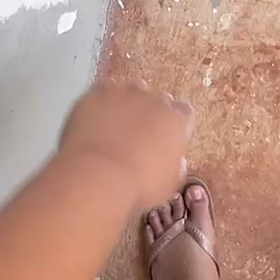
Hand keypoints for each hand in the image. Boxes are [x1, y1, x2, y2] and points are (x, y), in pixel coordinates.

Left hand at [58, 83, 193, 209]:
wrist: (97, 177)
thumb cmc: (138, 187)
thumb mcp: (169, 185)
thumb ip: (176, 166)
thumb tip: (176, 159)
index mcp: (178, 122)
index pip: (184, 113)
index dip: (174, 125)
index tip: (165, 139)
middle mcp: (156, 100)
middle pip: (158, 100)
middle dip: (151, 114)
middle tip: (137, 136)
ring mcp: (127, 92)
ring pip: (131, 92)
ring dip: (127, 105)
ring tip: (114, 128)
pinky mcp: (99, 92)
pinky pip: (105, 91)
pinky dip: (102, 103)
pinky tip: (95, 121)